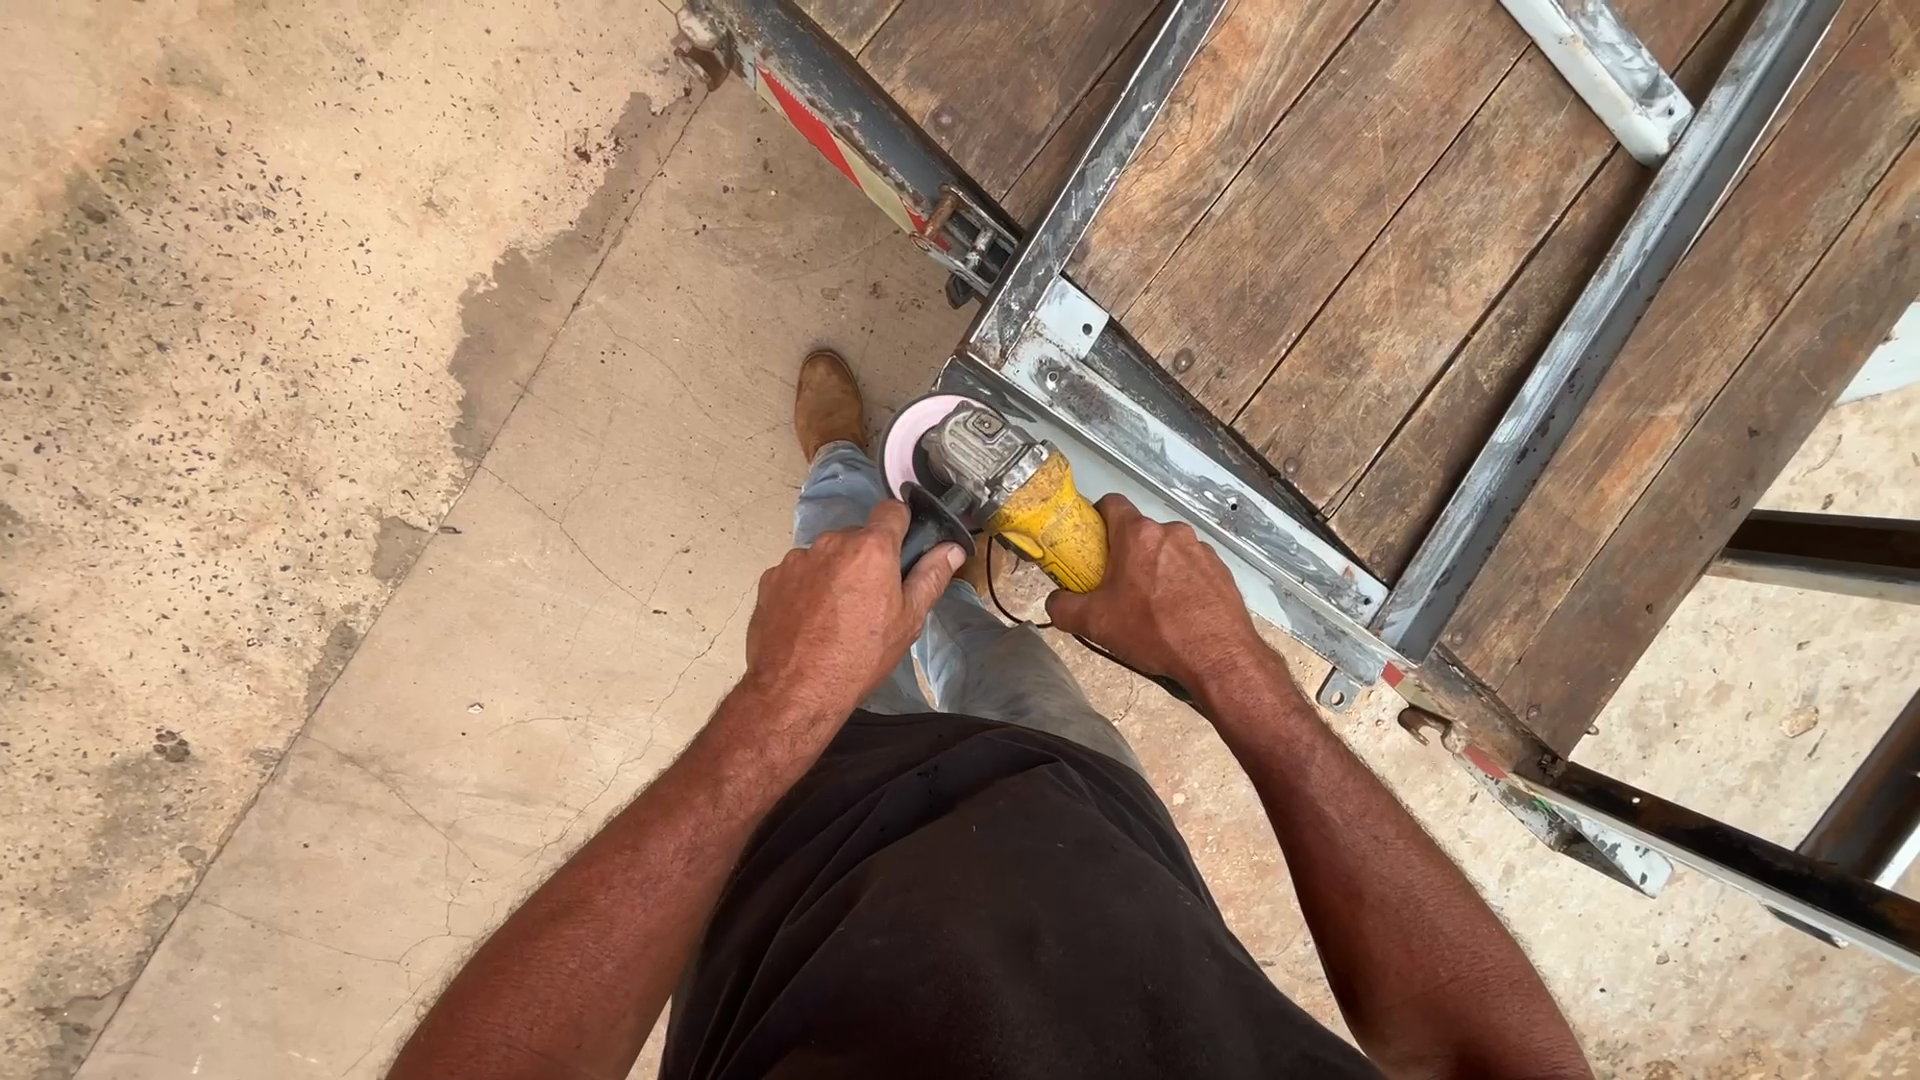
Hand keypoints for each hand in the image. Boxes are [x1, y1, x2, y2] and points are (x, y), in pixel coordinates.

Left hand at [742, 500, 962, 722]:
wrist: (795, 690)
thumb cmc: (860, 657)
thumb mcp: (908, 621)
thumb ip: (931, 577)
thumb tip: (951, 549)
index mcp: (871, 548)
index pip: (892, 510)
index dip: (901, 526)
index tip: (902, 548)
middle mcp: (832, 542)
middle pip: (857, 536)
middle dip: (866, 558)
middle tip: (872, 597)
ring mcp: (797, 559)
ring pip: (827, 555)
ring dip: (835, 572)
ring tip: (836, 614)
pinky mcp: (772, 577)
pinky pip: (799, 573)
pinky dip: (807, 587)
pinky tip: (810, 620)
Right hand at [1046, 494, 1267, 692]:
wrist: (1219, 658)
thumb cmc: (1153, 631)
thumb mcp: (1094, 624)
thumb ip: (1063, 608)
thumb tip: (1054, 602)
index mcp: (1138, 535)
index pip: (1111, 503)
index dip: (1097, 517)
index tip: (1091, 543)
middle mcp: (1171, 533)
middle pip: (1139, 533)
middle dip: (1125, 554)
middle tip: (1117, 588)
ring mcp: (1201, 550)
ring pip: (1167, 551)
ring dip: (1155, 570)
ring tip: (1151, 608)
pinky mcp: (1222, 571)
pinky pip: (1192, 569)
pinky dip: (1181, 584)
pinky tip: (1179, 615)